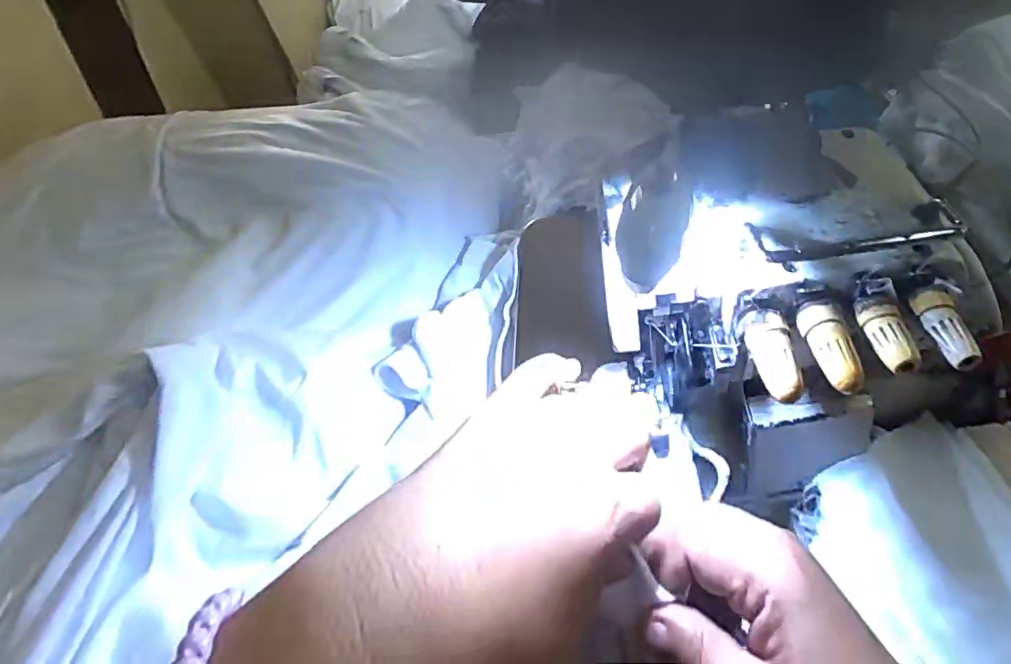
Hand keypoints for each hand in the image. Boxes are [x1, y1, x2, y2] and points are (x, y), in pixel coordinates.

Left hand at [213, 355, 658, 662]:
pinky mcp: (488, 415)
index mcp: (602, 513)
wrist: (358, 630)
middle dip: (627, 463)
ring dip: (599, 424)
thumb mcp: (554, 642)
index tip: (622, 538)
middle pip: (635, 431)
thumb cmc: (469, 647)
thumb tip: (610, 557)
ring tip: (582, 451)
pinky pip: (535, 373)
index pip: (653, 498)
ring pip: (596, 399)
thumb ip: (598, 589)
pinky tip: (563, 382)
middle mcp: (578, 456)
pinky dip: (554, 374)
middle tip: (602, 493)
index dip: (640, 522)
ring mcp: (531, 427)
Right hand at [640, 502, 892, 663]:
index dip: (650, 560)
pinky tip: (698, 626)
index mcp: (767, 559)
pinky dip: (709, 587)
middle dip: (664, 565)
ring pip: (715, 543)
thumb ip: (698, 646)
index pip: (687, 529)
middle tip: (640, 619)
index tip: (623, 606)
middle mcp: (774, 542)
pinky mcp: (789, 579)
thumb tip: (647, 616)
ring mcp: (785, 557)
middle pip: (700, 527)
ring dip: (684, 578)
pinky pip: (735, 565)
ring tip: (662, 627)